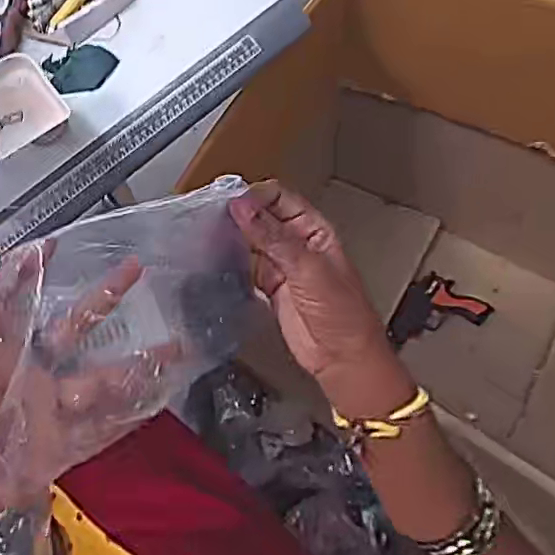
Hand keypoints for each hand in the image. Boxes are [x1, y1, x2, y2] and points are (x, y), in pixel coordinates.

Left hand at [0, 240, 169, 503]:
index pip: (17, 306)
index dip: (31, 274)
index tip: (50, 246)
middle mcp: (26, 377)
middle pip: (70, 331)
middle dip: (102, 300)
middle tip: (132, 274)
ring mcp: (44, 411)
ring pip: (94, 381)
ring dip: (129, 366)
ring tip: (165, 350)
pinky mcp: (53, 447)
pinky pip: (93, 431)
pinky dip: (122, 419)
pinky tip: (148, 405)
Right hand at [229, 181, 392, 389]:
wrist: (342, 359)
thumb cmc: (344, 315)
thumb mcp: (308, 269)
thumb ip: (273, 237)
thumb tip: (244, 208)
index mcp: (314, 230)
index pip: (280, 198)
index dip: (255, 196)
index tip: (231, 202)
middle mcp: (297, 243)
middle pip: (262, 216)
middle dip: (239, 214)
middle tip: (213, 216)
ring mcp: (282, 264)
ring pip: (251, 239)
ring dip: (232, 235)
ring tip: (210, 234)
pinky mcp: (269, 285)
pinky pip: (245, 265)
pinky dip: (231, 260)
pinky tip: (217, 257)